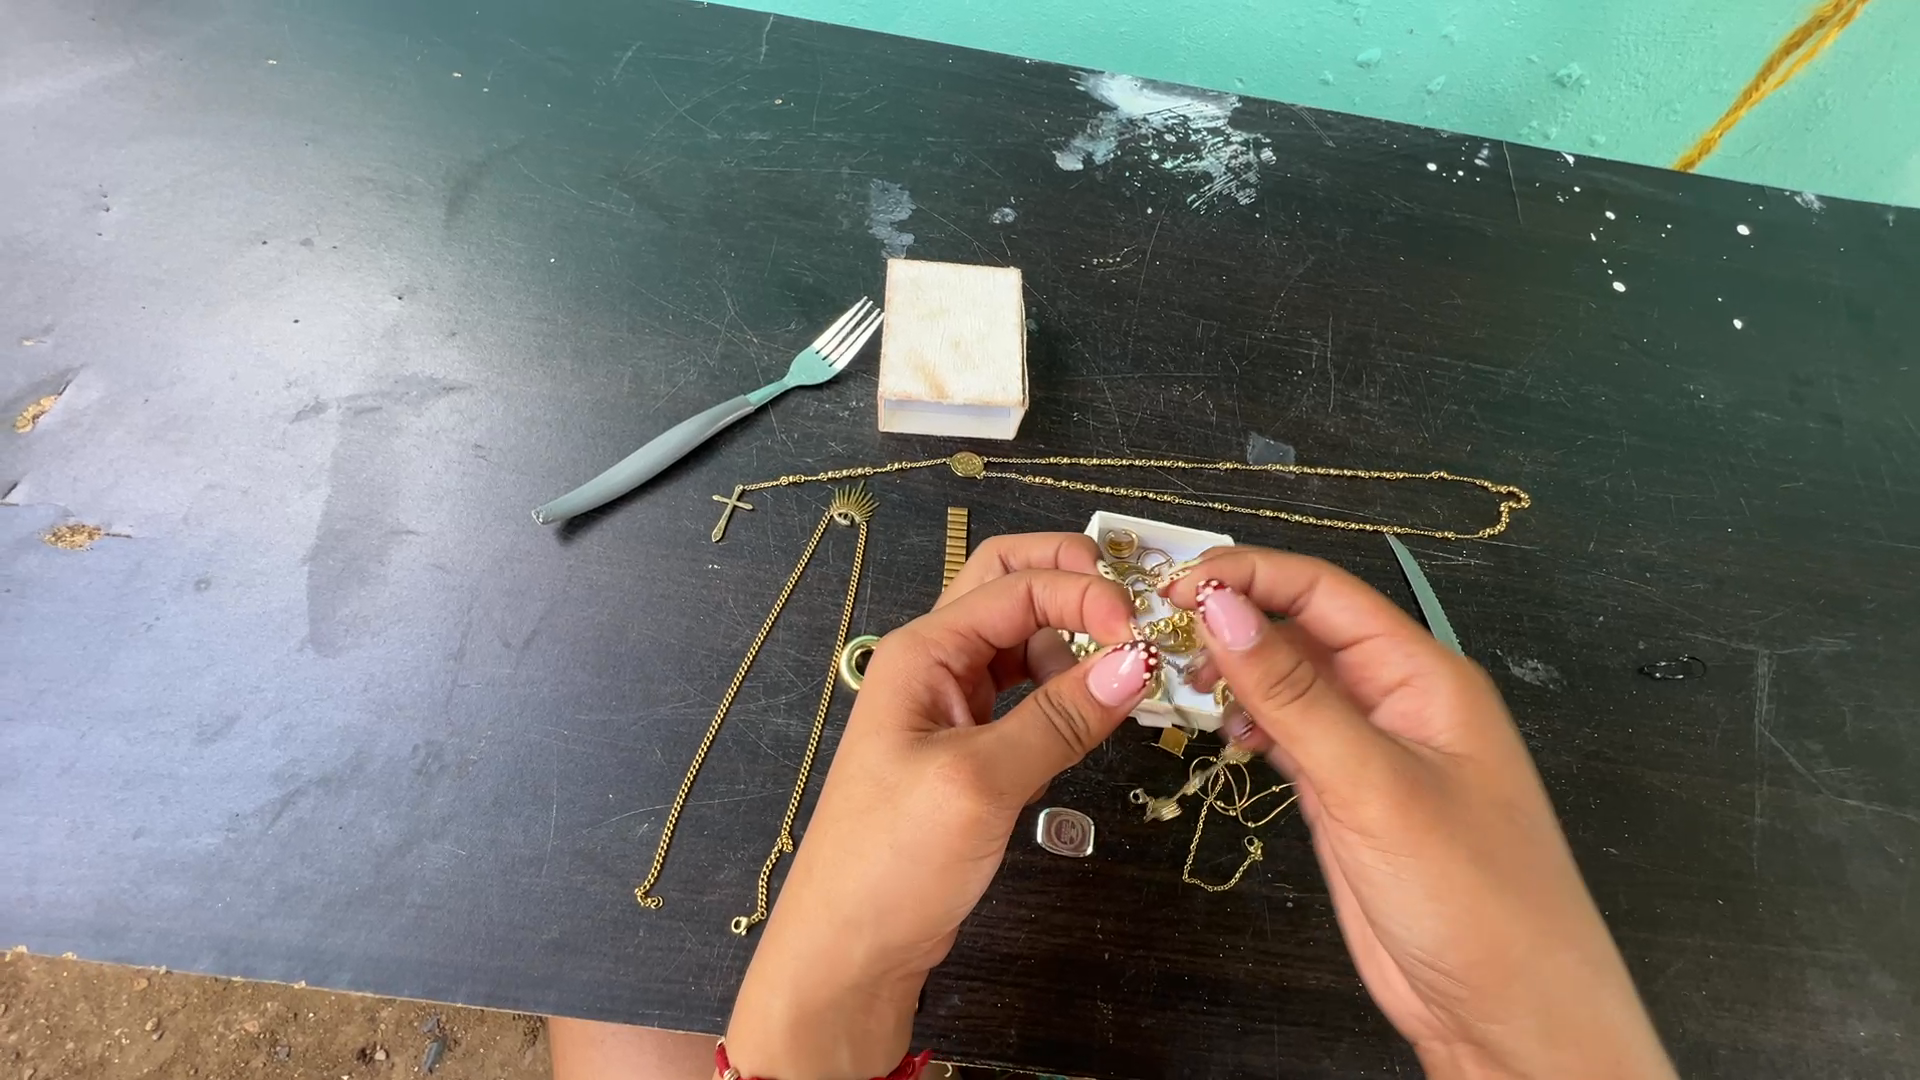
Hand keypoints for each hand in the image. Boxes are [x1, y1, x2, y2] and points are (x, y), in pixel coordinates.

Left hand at [725, 534, 1155, 1079]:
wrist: (850, 950)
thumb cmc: (894, 859)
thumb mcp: (980, 782)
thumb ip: (1060, 718)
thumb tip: (1139, 662)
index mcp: (924, 649)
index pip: (1014, 587)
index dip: (1081, 594)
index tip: (1139, 632)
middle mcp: (936, 660)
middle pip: (1007, 585)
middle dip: (1069, 581)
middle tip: (1129, 610)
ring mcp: (952, 700)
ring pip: (1021, 637)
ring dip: (1070, 640)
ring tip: (1117, 677)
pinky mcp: (971, 739)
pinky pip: (1024, 689)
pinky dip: (1061, 687)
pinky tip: (1090, 710)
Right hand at [1165, 548, 1676, 1079]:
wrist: (1509, 1024)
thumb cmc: (1469, 897)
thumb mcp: (1373, 785)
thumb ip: (1292, 694)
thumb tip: (1218, 608)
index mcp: (1420, 673)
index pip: (1323, 593)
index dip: (1249, 575)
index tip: (1175, 585)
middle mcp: (1389, 696)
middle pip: (1298, 629)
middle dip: (1231, 619)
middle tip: (1157, 629)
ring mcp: (1362, 743)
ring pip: (1282, 679)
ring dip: (1231, 672)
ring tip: (1176, 678)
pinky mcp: (1338, 785)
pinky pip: (1281, 728)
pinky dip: (1243, 720)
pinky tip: (1219, 730)